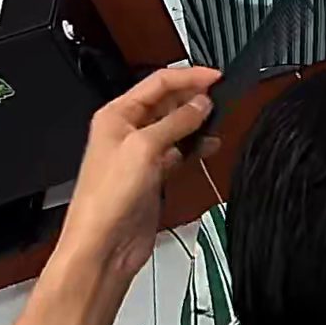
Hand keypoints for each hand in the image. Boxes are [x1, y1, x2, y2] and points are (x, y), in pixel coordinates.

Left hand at [56, 67, 220, 280]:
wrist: (103, 247)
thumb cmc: (106, 199)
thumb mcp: (144, 148)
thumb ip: (176, 122)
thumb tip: (201, 103)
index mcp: (117, 114)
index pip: (158, 82)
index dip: (189, 77)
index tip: (215, 77)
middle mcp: (128, 130)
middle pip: (168, 102)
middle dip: (194, 98)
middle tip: (221, 97)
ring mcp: (142, 153)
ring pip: (176, 126)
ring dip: (198, 121)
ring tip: (219, 118)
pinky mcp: (154, 174)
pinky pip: (180, 150)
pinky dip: (196, 145)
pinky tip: (210, 144)